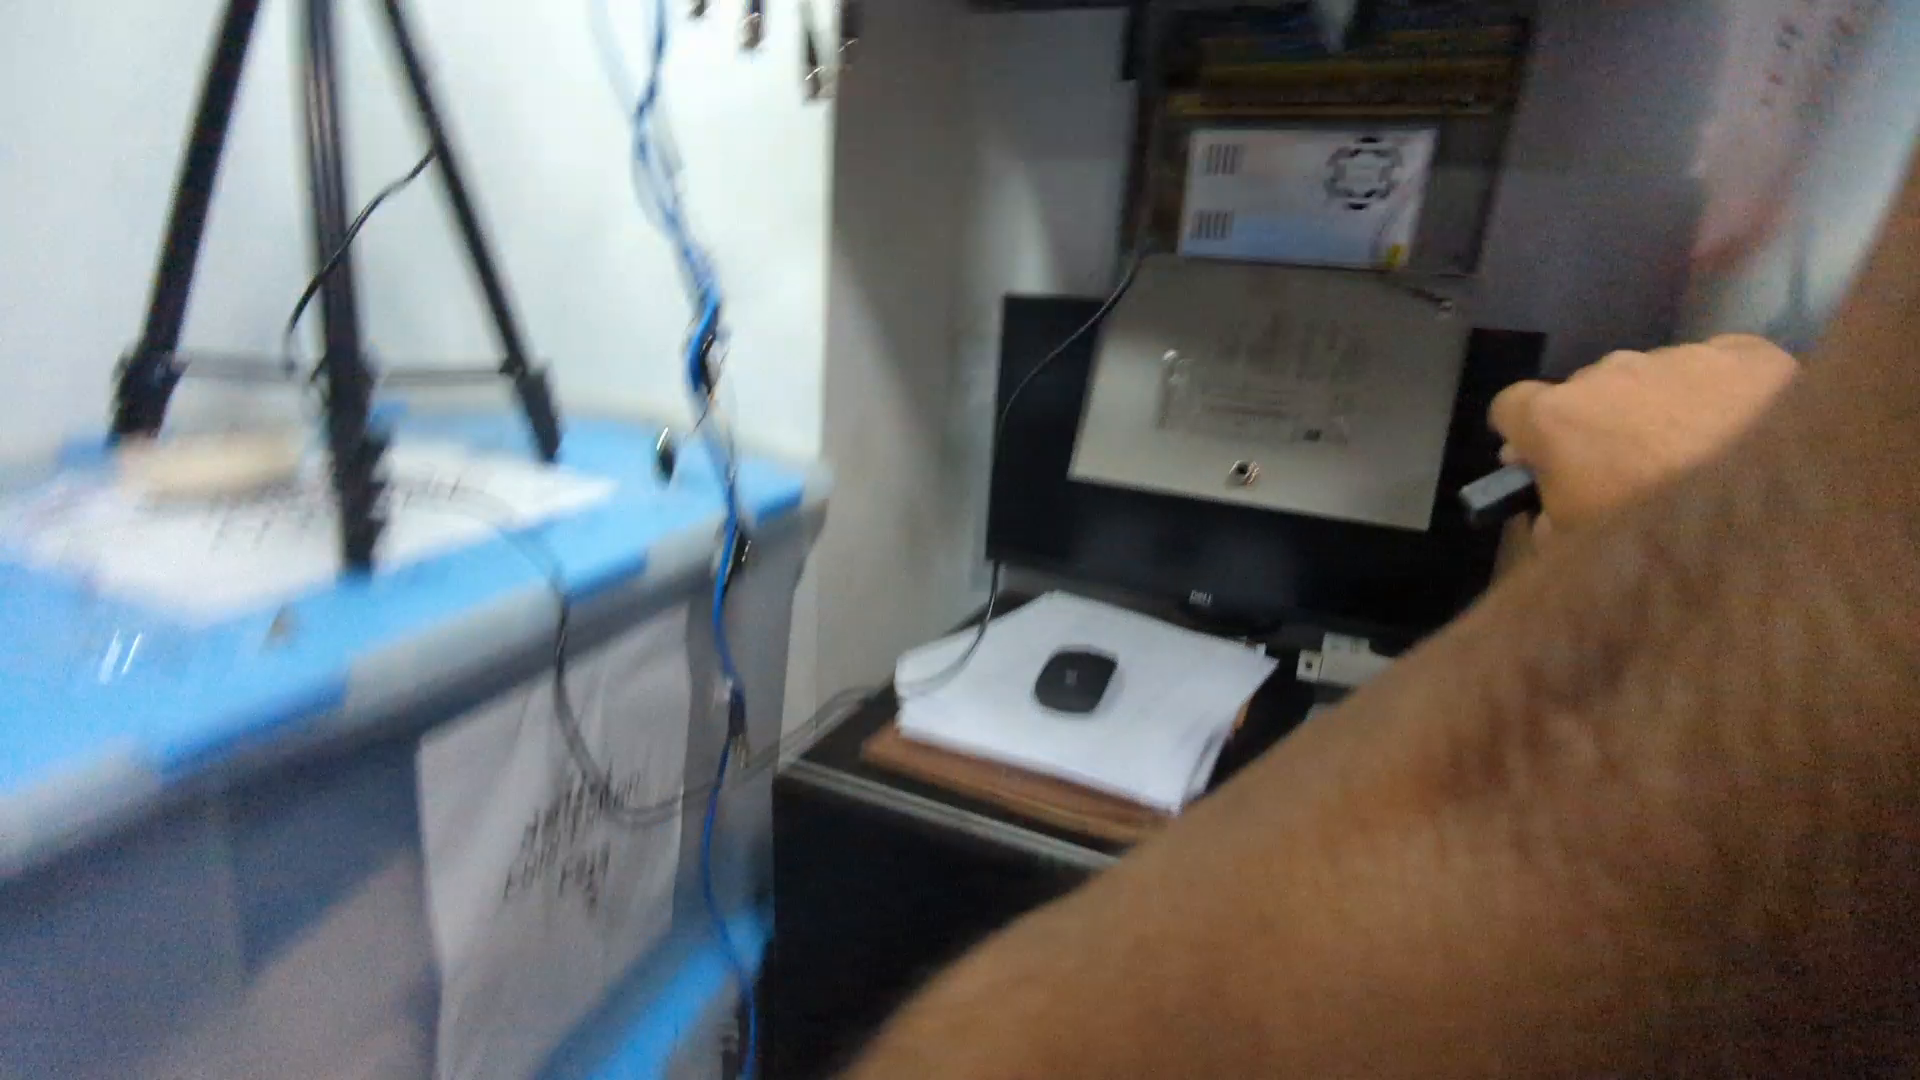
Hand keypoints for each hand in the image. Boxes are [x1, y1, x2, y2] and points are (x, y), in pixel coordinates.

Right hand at [1488, 334, 1798, 533]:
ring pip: (1648, 376)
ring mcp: (1678, 358)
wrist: (1783, 513)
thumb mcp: (1570, 546)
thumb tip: (1548, 505)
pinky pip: (1714, 364)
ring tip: (1693, 447)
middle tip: (1624, 464)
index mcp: (1551, 418)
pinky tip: (1739, 423)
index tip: (1537, 459)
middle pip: (1582, 389)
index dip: (1520, 433)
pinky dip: (1716, 389)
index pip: (1507, 405)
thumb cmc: (1651, 530)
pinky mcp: (1747, 353)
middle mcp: (1606, 373)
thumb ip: (1541, 517)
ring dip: (1653, 403)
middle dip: (1593, 419)